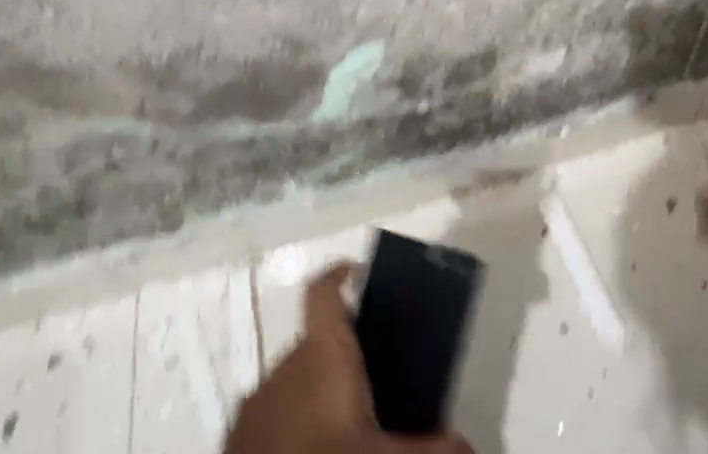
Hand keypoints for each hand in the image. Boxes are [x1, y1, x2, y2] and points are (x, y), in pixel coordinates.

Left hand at [224, 264, 470, 453]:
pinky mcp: (240, 427)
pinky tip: (314, 441)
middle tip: (374, 376)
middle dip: (344, 351)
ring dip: (318, 385)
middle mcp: (287, 365)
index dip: (338, 274)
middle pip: (316, 339)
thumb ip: (429, 446)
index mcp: (323, 356)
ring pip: (295, 374)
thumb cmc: (326, 453)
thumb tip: (466, 444)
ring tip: (347, 417)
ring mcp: (258, 397)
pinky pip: (275, 405)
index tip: (358, 271)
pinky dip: (294, 413)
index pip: (323, 292)